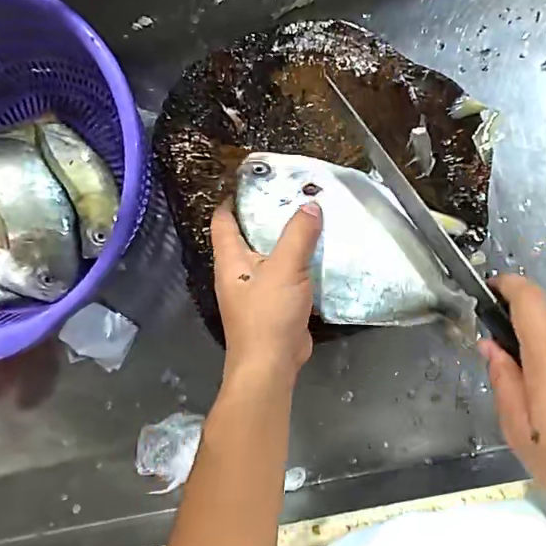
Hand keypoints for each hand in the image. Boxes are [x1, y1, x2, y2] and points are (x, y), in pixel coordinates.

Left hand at [210, 202, 321, 382]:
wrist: (272, 364)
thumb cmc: (268, 314)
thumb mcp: (285, 268)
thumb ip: (298, 235)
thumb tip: (310, 205)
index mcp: (230, 260)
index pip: (224, 221)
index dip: (235, 199)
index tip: (256, 182)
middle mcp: (239, 272)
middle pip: (250, 236)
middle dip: (269, 216)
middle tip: (294, 196)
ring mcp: (257, 290)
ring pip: (272, 256)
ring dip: (288, 240)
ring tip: (312, 220)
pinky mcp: (276, 304)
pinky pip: (288, 275)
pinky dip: (301, 263)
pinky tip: (320, 255)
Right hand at [477, 274, 545, 530]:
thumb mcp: (520, 431)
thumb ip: (503, 381)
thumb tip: (490, 346)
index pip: (529, 297)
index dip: (507, 285)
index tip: (490, 292)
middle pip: (544, 317)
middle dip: (520, 331)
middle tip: (506, 370)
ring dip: (543, 352)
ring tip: (536, 399)